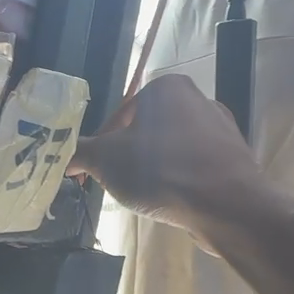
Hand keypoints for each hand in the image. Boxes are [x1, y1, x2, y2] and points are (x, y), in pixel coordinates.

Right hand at [69, 74, 262, 227]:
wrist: (227, 205)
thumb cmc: (161, 171)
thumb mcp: (105, 160)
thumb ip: (80, 152)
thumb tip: (62, 153)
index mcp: (166, 88)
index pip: (119, 115)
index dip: (101, 146)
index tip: (95, 171)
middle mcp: (197, 98)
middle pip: (144, 131)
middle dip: (127, 157)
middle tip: (117, 183)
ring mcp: (219, 128)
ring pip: (168, 149)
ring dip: (151, 170)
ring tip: (144, 195)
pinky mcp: (231, 157)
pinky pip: (191, 166)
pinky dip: (177, 180)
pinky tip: (171, 200)